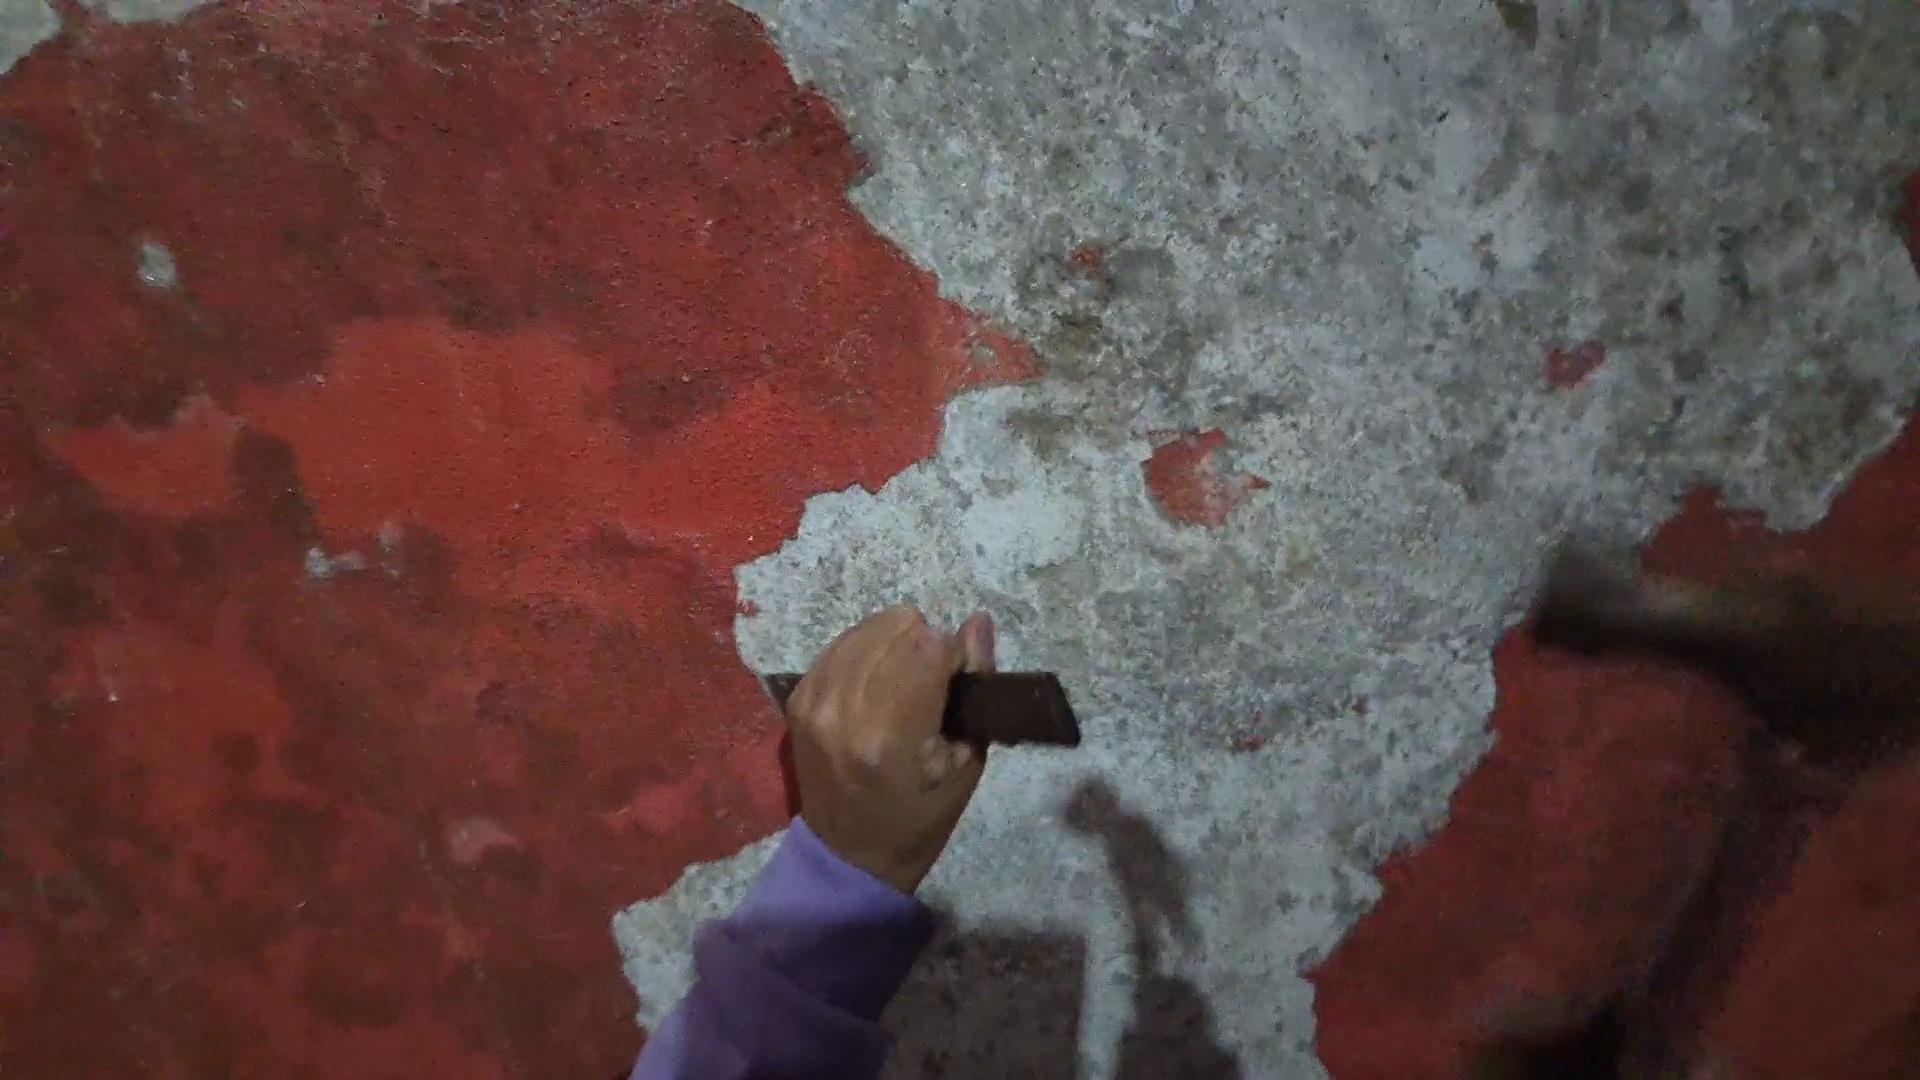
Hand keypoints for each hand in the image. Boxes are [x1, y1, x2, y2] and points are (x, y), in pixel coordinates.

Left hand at [786, 606, 995, 892]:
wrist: (848, 854)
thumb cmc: (920, 817)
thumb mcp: (966, 762)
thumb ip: (975, 684)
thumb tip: (978, 621)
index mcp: (889, 733)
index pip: (931, 645)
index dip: (955, 653)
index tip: (959, 680)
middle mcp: (844, 706)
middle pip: (900, 626)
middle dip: (926, 644)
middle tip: (930, 685)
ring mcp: (815, 697)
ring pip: (870, 626)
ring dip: (896, 643)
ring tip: (902, 683)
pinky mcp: (799, 694)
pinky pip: (843, 641)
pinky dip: (867, 652)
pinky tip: (875, 683)